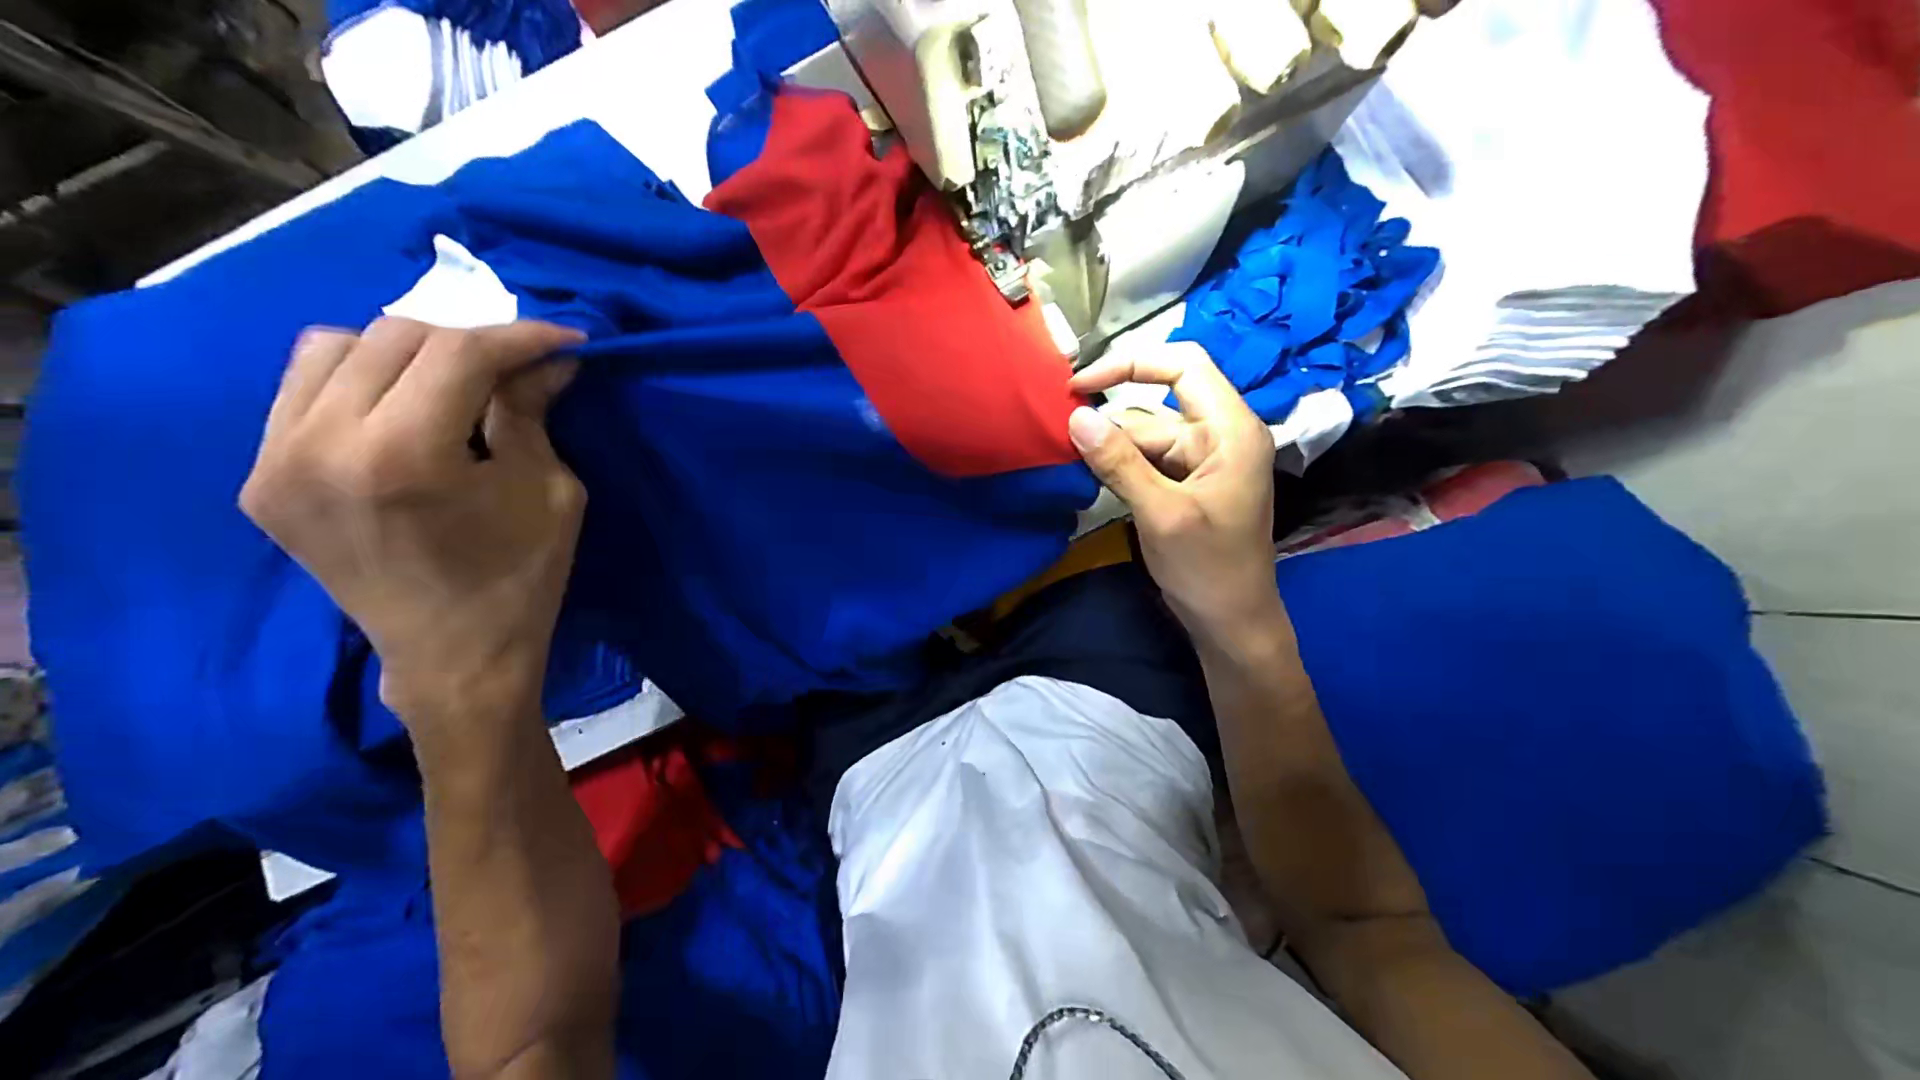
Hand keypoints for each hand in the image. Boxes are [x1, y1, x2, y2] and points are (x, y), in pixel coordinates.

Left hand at [239, 317, 587, 729]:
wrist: (453, 658)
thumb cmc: (520, 581)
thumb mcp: (549, 492)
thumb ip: (532, 414)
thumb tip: (548, 361)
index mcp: (404, 456)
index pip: (458, 352)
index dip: (520, 336)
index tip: (565, 341)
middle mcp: (320, 444)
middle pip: (394, 336)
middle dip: (469, 339)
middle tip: (516, 362)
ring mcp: (274, 461)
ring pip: (332, 347)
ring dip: (405, 351)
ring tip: (452, 381)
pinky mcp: (262, 478)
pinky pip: (301, 391)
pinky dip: (358, 380)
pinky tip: (402, 408)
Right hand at [1067, 342, 1281, 642]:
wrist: (1231, 623)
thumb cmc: (1208, 569)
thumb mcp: (1161, 513)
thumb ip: (1119, 462)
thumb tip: (1075, 417)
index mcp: (1231, 430)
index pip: (1183, 366)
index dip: (1130, 364)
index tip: (1079, 385)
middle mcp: (1219, 435)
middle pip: (1156, 406)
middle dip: (1111, 422)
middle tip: (1062, 436)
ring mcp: (1202, 461)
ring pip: (1146, 435)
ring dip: (1110, 448)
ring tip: (1072, 463)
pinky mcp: (1186, 484)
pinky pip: (1147, 460)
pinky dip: (1120, 466)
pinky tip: (1092, 476)